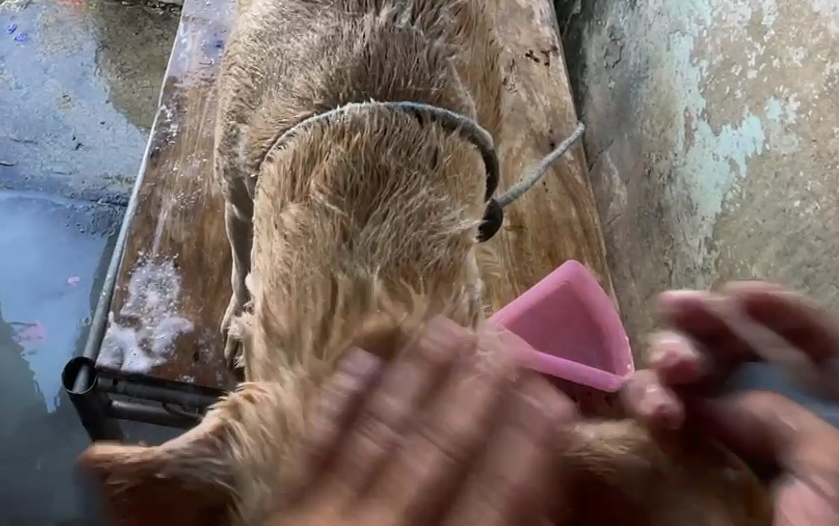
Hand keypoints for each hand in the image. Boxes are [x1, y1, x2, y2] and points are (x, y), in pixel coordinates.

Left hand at [271, 318, 573, 525]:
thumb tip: (537, 512)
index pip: (495, 504)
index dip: (526, 446)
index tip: (549, 394)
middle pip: (440, 456)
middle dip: (476, 396)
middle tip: (506, 340)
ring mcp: (332, 518)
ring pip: (382, 436)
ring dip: (417, 381)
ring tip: (446, 331)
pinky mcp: (289, 510)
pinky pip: (318, 446)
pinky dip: (342, 402)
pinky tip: (363, 360)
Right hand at [621, 282, 838, 525]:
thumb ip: (789, 419)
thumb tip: (722, 404)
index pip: (831, 353)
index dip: (786, 314)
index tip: (738, 291)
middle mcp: (805, 438)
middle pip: (752, 356)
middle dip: (710, 326)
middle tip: (674, 311)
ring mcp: (751, 460)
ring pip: (702, 385)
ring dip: (674, 363)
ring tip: (666, 374)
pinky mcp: (703, 481)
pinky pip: (673, 423)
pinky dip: (654, 403)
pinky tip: (651, 408)